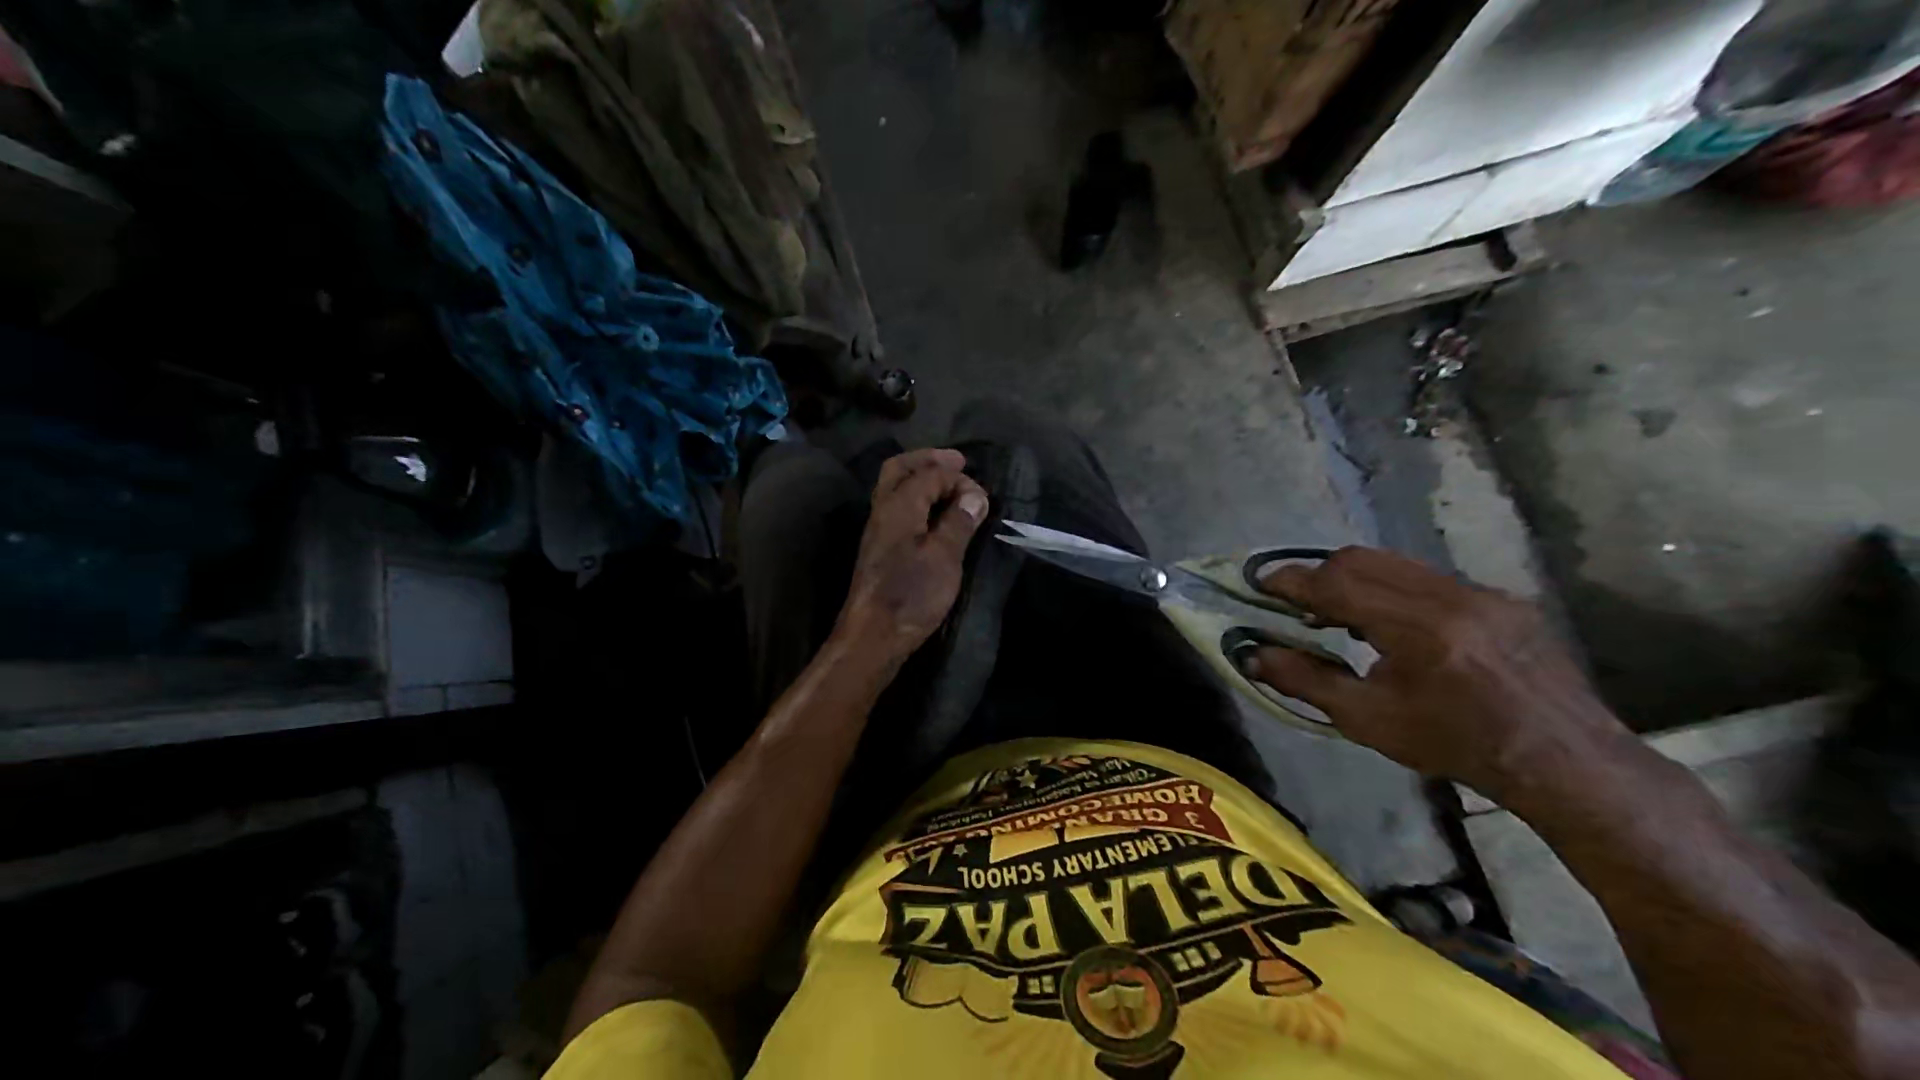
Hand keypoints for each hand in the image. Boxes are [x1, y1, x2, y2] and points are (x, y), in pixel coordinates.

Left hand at [833, 449, 989, 663]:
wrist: (873, 635)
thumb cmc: (911, 594)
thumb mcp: (944, 557)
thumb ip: (959, 522)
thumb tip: (975, 496)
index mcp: (898, 505)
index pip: (929, 474)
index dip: (958, 478)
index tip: (982, 497)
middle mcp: (883, 510)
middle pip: (900, 469)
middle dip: (929, 461)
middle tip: (957, 463)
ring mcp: (878, 530)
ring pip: (895, 488)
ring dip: (921, 479)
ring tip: (950, 485)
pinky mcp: (880, 549)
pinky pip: (897, 508)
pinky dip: (917, 500)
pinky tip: (934, 514)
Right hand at [1243, 547, 1635, 803]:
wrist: (1563, 762)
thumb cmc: (1455, 745)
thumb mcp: (1368, 720)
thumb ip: (1304, 680)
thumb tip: (1252, 656)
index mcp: (1418, 629)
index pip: (1338, 583)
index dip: (1292, 581)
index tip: (1260, 583)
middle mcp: (1451, 596)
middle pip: (1363, 560)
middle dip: (1320, 575)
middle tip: (1296, 603)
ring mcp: (1481, 593)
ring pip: (1396, 564)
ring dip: (1356, 580)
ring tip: (1338, 614)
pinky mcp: (1500, 599)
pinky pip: (1429, 579)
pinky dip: (1394, 590)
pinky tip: (1392, 626)